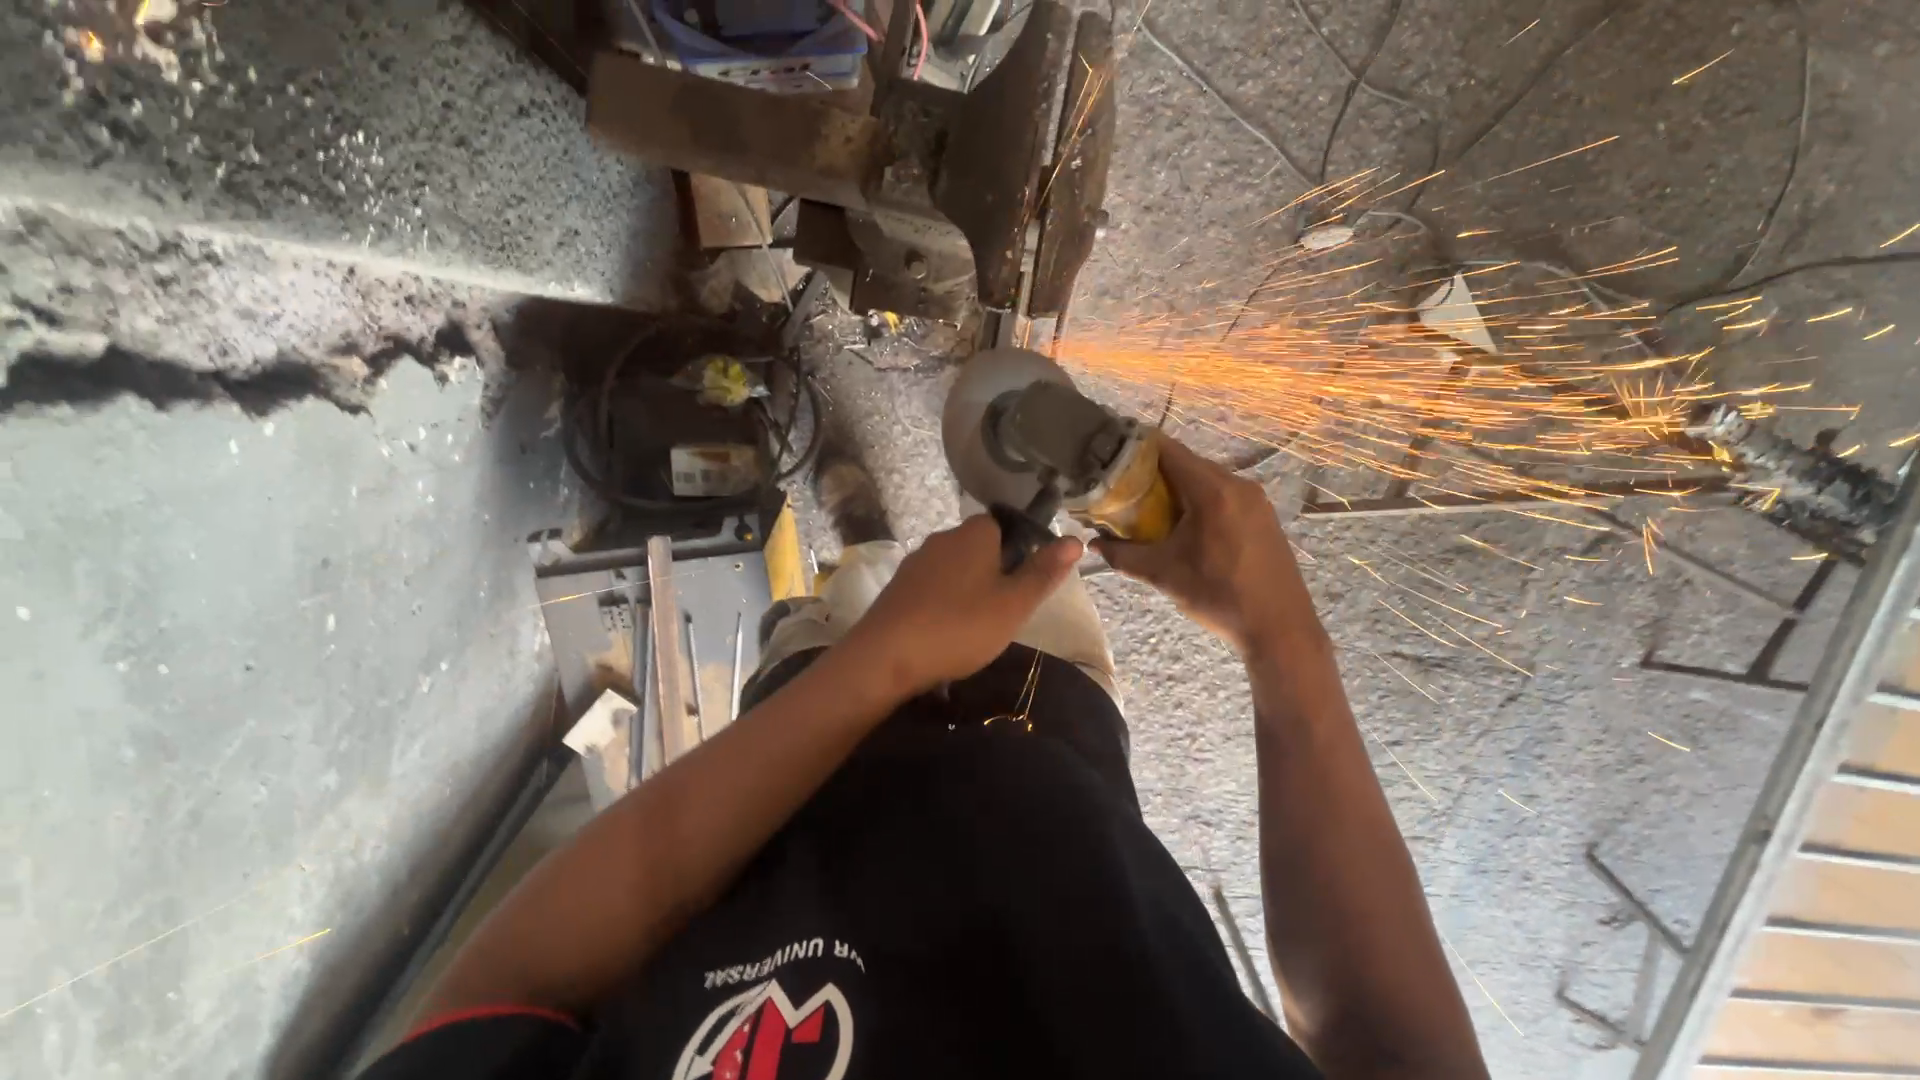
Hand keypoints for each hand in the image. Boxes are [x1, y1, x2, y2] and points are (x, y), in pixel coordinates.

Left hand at [843, 515, 1082, 696]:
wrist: (886, 657)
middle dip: (994, 574)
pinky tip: (945, 633)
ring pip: (955, 570)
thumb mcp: (1014, 604)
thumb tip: (1075, 540)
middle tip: (1004, 613)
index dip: (1020, 553)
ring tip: (975, 628)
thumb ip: (1044, 572)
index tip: (1024, 588)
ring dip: (968, 592)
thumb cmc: (960, 627)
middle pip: (980, 548)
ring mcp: (916, 561)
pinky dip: (943, 605)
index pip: (1006, 526)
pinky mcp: (897, 587)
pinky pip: (932, 589)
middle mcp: (943, 537)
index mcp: (975, 533)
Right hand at [1093, 435, 1320, 655]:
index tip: (1111, 457)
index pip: (1167, 450)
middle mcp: (1237, 484)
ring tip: (1149, 509)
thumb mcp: (1164, 575)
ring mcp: (1255, 498)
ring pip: (1205, 479)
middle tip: (1123, 490)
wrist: (1280, 628)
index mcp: (1212, 491)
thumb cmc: (1220, 597)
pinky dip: (1199, 501)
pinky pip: (1223, 494)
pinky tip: (1185, 526)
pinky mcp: (1263, 514)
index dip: (1136, 449)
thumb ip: (1124, 555)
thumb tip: (1094, 544)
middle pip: (1186, 463)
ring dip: (1176, 489)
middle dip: (1153, 473)